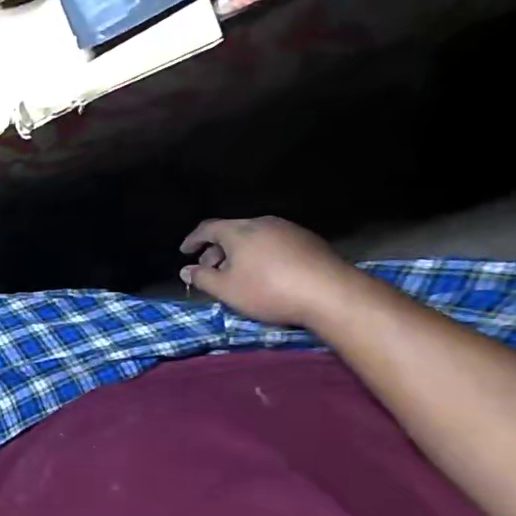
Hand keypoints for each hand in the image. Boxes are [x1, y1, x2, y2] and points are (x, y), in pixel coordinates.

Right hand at [179, 217, 370, 327]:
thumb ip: (202, 278)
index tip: (185, 252)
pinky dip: (260, 254)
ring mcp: (289, 229)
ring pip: (254, 237)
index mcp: (239, 230)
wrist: (330, 293)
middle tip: (210, 270)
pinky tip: (265, 274)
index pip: (208, 228)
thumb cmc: (268, 290)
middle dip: (216, 250)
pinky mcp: (308, 240)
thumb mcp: (227, 289)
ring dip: (240, 253)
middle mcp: (263, 222)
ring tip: (237, 275)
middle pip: (232, 231)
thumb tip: (186, 270)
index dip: (193, 239)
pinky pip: (274, 243)